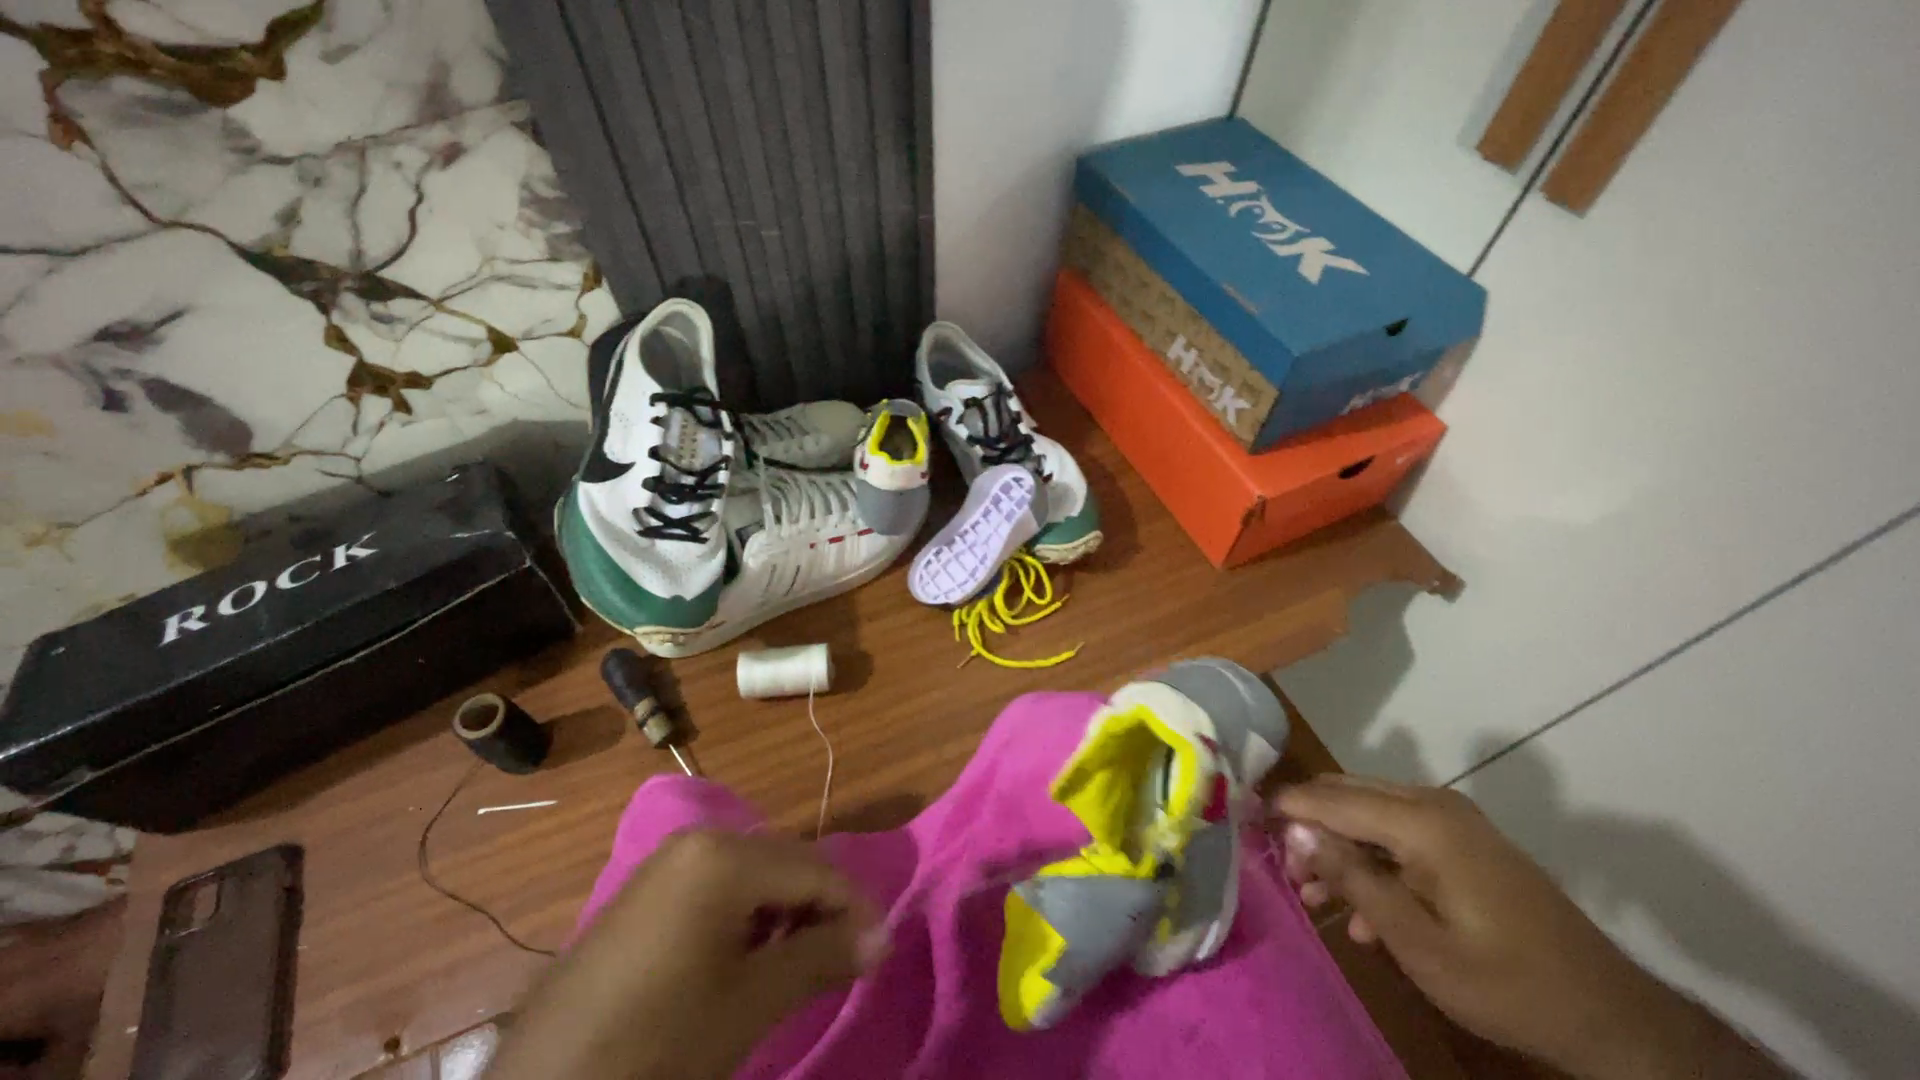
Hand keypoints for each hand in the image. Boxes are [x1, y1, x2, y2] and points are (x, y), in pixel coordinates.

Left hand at [488, 830, 885, 1079]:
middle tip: (845, 963)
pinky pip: (718, 888)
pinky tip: (750, 960)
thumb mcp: (752, 1001)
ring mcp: (666, 863)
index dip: (856, 911)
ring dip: (786, 915)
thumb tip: (882, 938)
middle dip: (822, 910)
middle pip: (787, 864)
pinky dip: (747, 917)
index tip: (880, 957)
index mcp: (724, 855)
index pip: (818, 870)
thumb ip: (821, 957)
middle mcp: (697, 840)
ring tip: (802, 966)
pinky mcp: (646, 891)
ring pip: (754, 876)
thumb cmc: (663, 1037)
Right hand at [1275, 776, 1786, 1079]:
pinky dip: (1372, 863)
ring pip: (1371, 816)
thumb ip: (1352, 879)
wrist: (1605, 1011)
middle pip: (1348, 797)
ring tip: (1313, 896)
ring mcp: (1455, 823)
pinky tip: (1363, 914)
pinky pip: (1400, 837)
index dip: (1285, 807)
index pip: (1331, 799)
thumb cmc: (1503, 980)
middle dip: (1309, 827)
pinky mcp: (1465, 844)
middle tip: (1279, 866)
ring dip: (1338, 849)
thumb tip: (1295, 831)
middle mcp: (1435, 807)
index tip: (1241, 817)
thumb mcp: (1415, 940)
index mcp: (1423, 823)